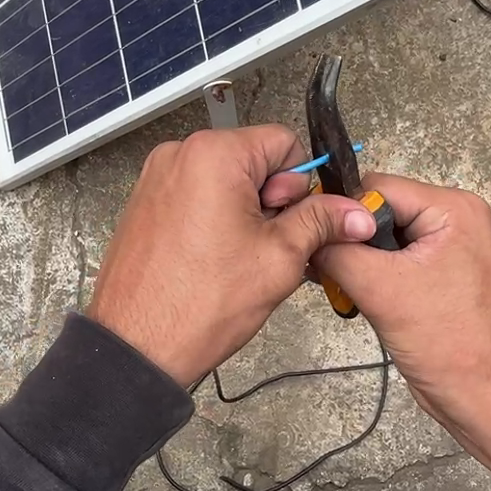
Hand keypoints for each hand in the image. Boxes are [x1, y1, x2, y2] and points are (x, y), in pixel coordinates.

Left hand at [87, 126, 380, 385]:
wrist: (136, 347)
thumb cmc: (198, 304)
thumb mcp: (278, 258)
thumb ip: (321, 222)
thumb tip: (355, 213)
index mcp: (213, 154)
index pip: (283, 143)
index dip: (301, 183)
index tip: (296, 221)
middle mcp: (178, 155)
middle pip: (252, 161)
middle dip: (272, 202)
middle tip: (269, 249)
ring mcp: (156, 180)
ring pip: (225, 183)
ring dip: (245, 216)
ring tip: (241, 262)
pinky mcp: (144, 206)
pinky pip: (196, 199)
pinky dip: (215, 223)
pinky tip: (216, 263)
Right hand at [312, 175, 490, 490]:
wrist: (479, 394)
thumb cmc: (444, 342)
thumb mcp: (378, 287)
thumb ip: (337, 249)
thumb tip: (306, 230)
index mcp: (454, 208)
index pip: (378, 187)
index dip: (343, 214)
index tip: (316, 242)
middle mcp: (457, 217)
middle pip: (381, 210)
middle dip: (351, 241)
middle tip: (327, 271)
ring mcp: (451, 245)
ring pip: (384, 236)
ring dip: (359, 261)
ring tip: (344, 289)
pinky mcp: (442, 271)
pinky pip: (396, 257)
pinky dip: (374, 274)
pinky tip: (360, 296)